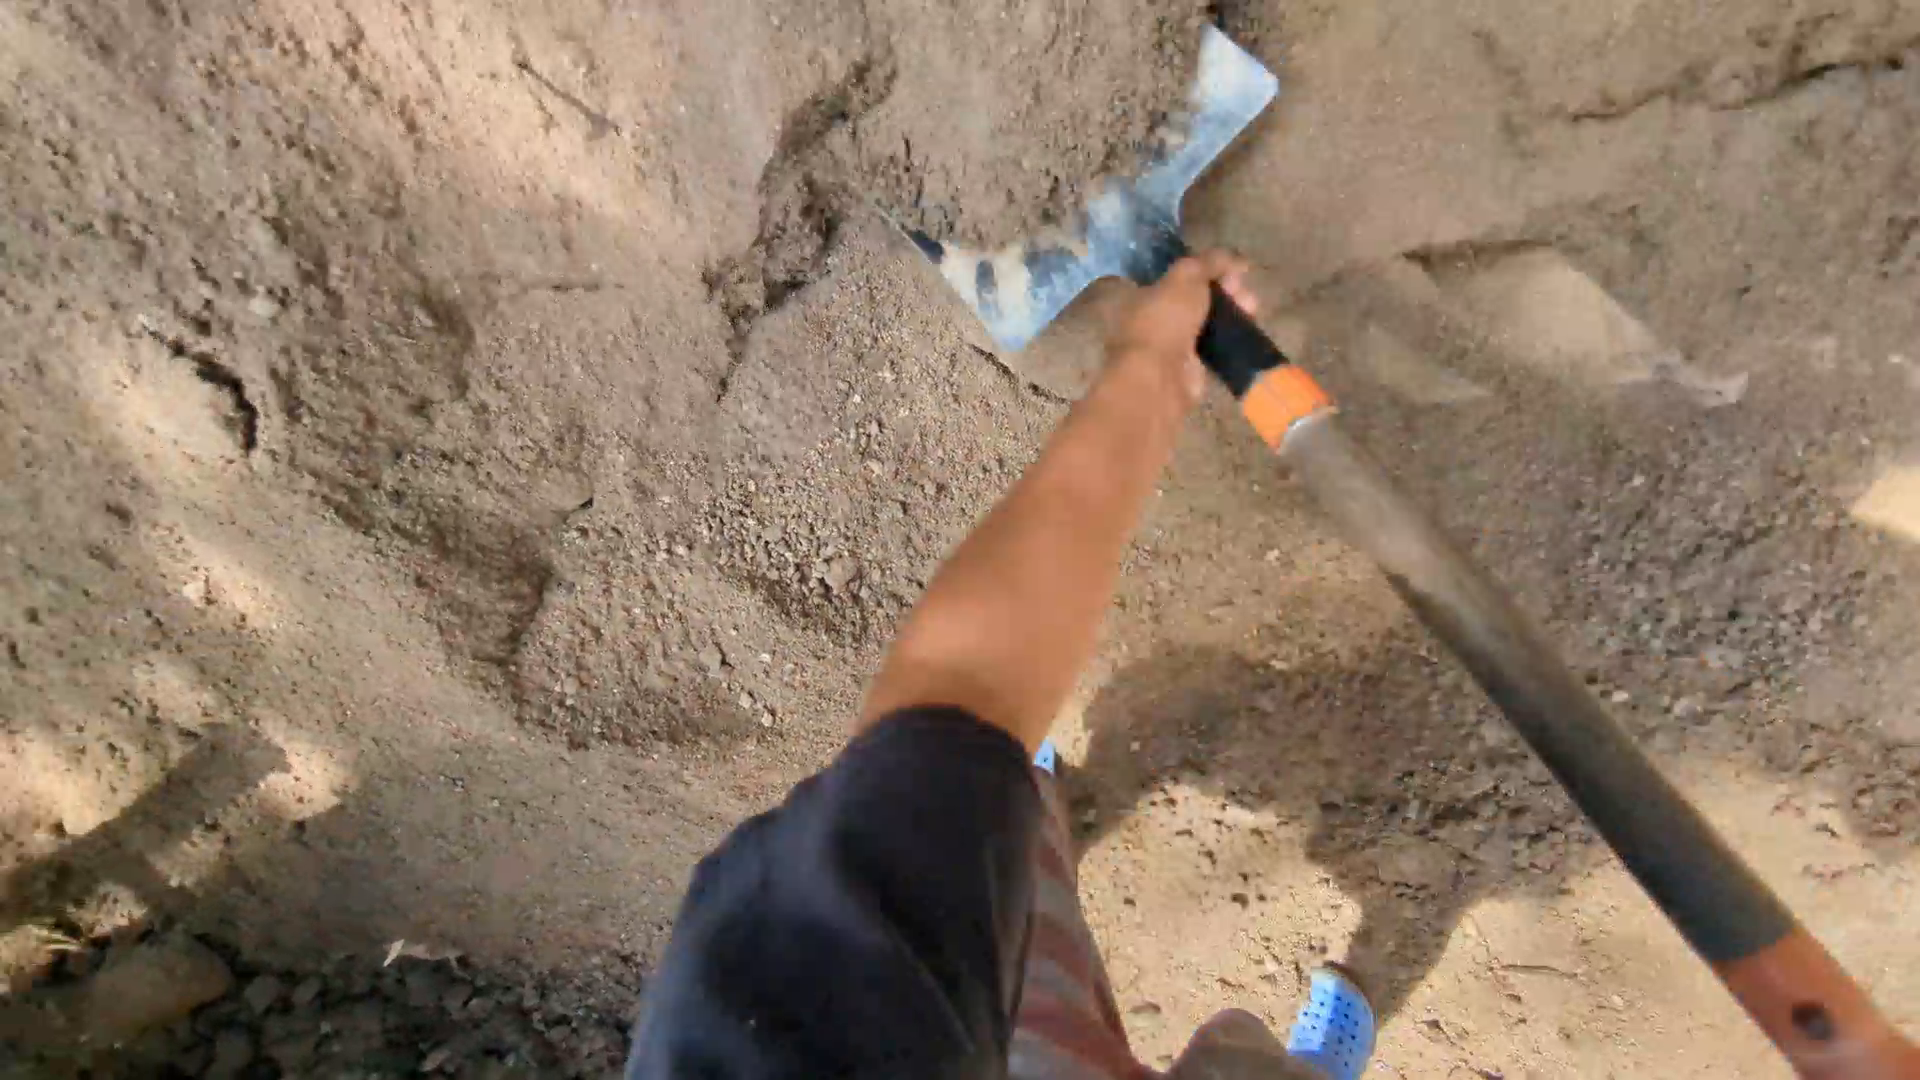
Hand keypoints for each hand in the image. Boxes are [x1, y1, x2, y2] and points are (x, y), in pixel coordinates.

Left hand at [1104, 251, 1259, 406]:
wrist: (1160, 378)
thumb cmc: (1164, 320)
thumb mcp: (1186, 276)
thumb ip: (1209, 261)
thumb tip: (1236, 260)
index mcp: (1137, 296)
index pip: (1175, 275)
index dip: (1204, 268)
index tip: (1228, 268)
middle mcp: (1150, 320)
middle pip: (1194, 297)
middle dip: (1224, 288)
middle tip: (1242, 289)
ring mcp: (1169, 345)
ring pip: (1206, 320)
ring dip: (1231, 310)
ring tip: (1252, 308)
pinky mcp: (1188, 367)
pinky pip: (1214, 344)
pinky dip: (1230, 336)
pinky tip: (1248, 327)